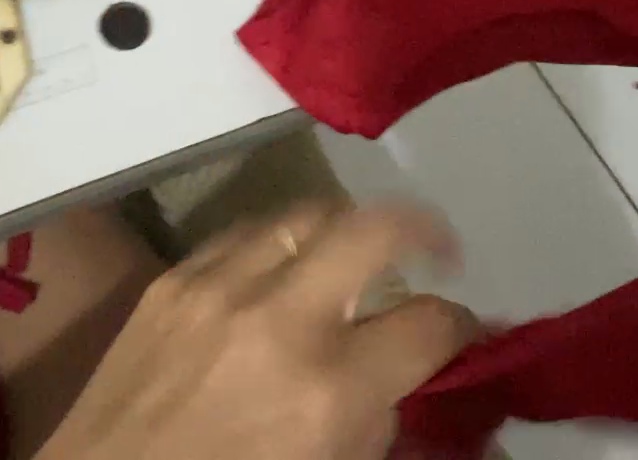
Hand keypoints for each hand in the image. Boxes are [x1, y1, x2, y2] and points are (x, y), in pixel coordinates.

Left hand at [32, 203, 480, 459]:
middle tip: (436, 246)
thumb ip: (377, 423)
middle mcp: (275, 318)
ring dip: (343, 227)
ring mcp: (216, 286)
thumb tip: (413, 377)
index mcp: (325, 392)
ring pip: (304, 214)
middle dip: (419, 227)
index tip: (466, 329)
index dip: (462, 326)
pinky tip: (283, 261)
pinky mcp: (172, 277)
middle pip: (370, 230)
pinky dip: (279, 240)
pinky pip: (243, 232)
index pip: (426, 327)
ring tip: (356, 249)